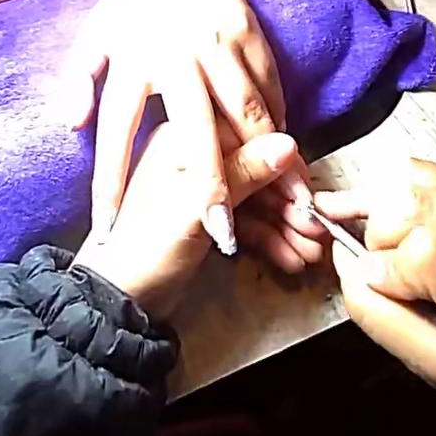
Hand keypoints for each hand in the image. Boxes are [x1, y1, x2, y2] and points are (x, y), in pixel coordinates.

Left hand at [68, 0, 323, 272]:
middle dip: (209, 185)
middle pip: (196, 129)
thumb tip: (68, 124)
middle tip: (219, 235)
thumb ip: (78, 78)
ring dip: (263, 165)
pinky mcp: (251, 40)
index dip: (111, 180)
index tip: (110, 227)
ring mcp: (219, 48)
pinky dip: (278, 128)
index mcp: (132, 58)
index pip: (118, 129)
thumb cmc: (133, 1)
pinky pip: (269, 92)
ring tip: (280, 209)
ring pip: (246, 116)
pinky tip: (284, 159)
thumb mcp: (96, 33)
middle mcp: (177, 57)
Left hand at [74, 122, 301, 317]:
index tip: (308, 197)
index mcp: (180, 138)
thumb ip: (240, 174)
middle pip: (253, 170)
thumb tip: (288, 142)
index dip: (281, 169)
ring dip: (283, 224)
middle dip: (287, 203)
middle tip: (317, 234)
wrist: (119, 297)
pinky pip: (245, 219)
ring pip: (253, 197)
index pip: (245, 138)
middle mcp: (192, 155)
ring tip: (309, 254)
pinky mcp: (206, 217)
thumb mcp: (194, 209)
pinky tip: (289, 258)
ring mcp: (200, 188)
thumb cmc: (147, 246)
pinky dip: (268, 237)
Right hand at [317, 161, 435, 425]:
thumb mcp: (435, 368)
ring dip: (380, 211)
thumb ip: (377, 312)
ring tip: (377, 241)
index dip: (393, 264)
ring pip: (410, 182)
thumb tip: (347, 259)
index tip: (380, 281)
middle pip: (415, 208)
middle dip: (381, 238)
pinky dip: (389, 190)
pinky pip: (417, 170)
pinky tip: (381, 212)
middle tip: (383, 270)